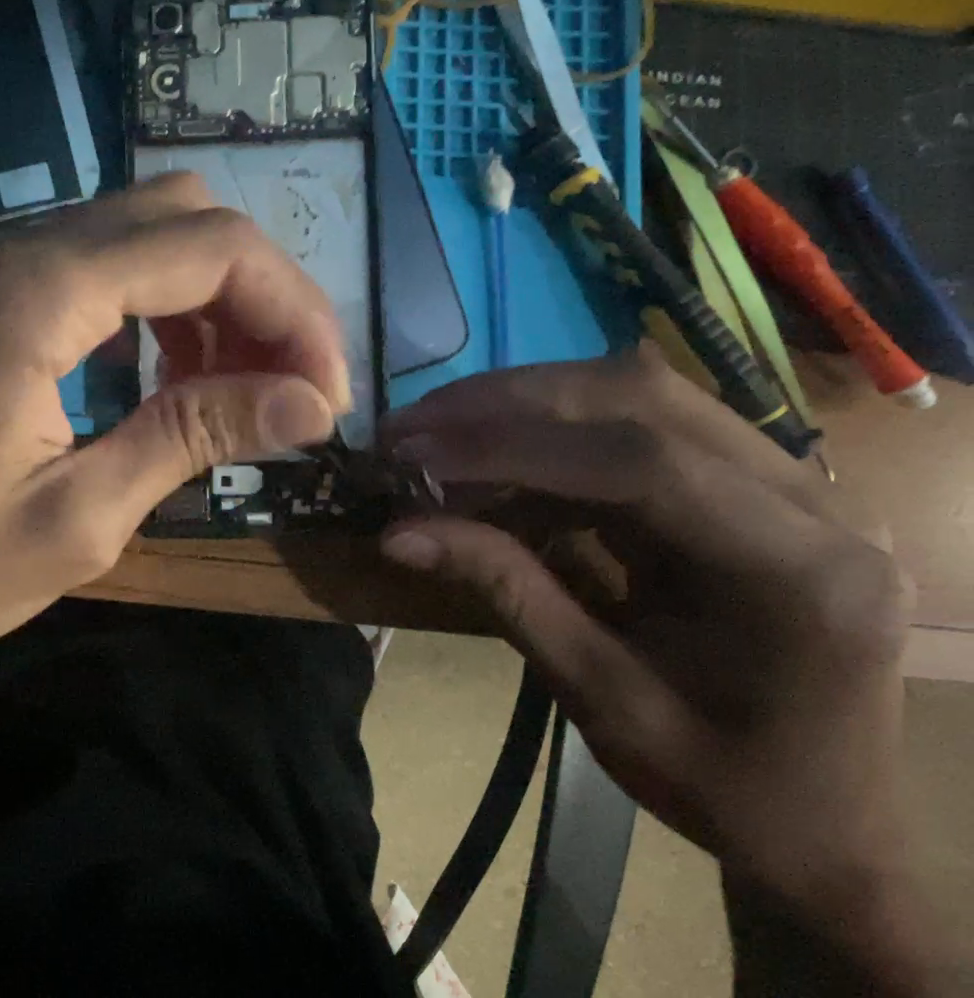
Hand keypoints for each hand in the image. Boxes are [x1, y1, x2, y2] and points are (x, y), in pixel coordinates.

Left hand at [0, 174, 348, 676]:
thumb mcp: (77, 518)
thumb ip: (192, 437)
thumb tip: (309, 400)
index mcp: (37, 294)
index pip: (210, 245)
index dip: (293, 311)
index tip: (327, 399)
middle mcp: (13, 254)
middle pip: (180, 217)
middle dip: (258, 293)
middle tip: (291, 392)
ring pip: (137, 237)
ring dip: (207, 301)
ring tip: (238, 397)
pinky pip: (92, 275)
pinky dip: (151, 313)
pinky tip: (168, 383)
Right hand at [376, 347, 913, 923]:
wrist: (823, 822)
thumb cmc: (720, 782)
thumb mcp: (602, 698)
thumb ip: (507, 594)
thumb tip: (395, 531)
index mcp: (801, 571)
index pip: (645, 465)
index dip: (515, 450)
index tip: (412, 457)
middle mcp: (816, 503)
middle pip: (643, 401)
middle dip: (507, 404)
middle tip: (406, 429)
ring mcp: (792, 484)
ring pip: (639, 396)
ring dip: (520, 406)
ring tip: (430, 432)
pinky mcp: (751, 484)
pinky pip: (639, 428)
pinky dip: (547, 436)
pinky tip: (486, 460)